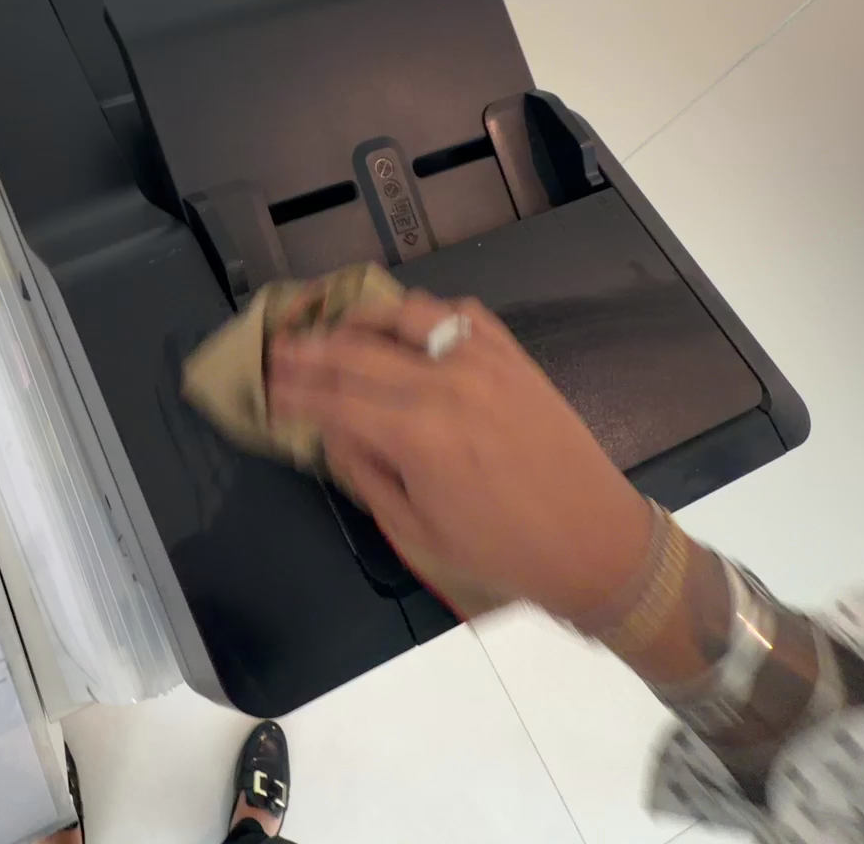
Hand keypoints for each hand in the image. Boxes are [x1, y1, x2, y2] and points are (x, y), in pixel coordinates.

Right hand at [267, 292, 652, 620]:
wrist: (597, 545)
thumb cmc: (500, 551)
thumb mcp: (414, 531)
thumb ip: (364, 472)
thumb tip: (332, 429)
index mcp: (416, 437)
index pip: (332, 400)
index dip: (292, 390)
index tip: (266, 383)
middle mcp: (444, 387)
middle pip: (355, 352)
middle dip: (307, 349)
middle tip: (278, 346)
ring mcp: (483, 364)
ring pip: (405, 315)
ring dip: (360, 316)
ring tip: (335, 324)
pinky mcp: (513, 357)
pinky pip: (460, 314)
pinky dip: (425, 312)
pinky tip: (408, 324)